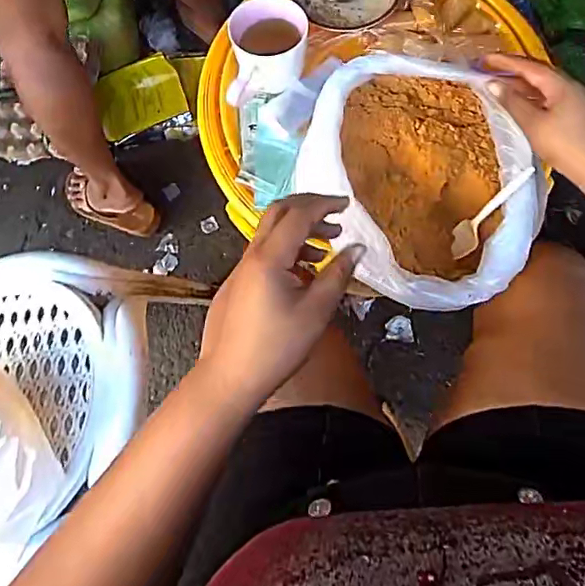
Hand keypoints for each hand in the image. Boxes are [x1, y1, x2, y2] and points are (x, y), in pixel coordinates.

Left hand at [196, 194, 362, 402]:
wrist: (227, 381)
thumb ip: (338, 274)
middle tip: (335, 215)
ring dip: (299, 231)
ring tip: (326, 248)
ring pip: (271, 234)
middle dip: (309, 207)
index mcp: (270, 258)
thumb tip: (357, 248)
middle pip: (279, 213)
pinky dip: (287, 250)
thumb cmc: (276, 348)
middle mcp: (252, 257)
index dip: (325, 204)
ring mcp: (240, 270)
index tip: (346, 205)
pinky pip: (264, 254)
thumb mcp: (316, 311)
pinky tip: (304, 273)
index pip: (299, 214)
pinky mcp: (236, 285)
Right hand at [480, 53, 584, 184]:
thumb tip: (494, 84)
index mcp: (559, 84)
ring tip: (499, 86)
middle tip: (488, 70)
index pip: (527, 66)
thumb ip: (512, 102)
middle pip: (536, 72)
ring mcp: (575, 99)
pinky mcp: (576, 113)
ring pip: (543, 86)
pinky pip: (549, 97)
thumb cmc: (565, 145)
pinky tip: (520, 104)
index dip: (503, 61)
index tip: (483, 59)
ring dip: (520, 84)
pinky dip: (531, 97)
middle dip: (511, 70)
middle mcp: (569, 86)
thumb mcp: (533, 124)